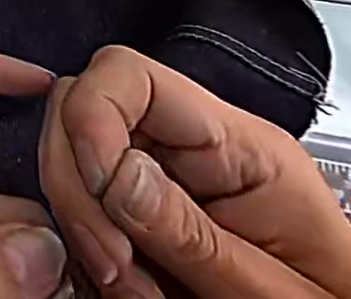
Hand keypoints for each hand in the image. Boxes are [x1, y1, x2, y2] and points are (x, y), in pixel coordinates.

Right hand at [39, 46, 350, 298]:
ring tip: (125, 283)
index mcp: (239, 145)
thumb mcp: (282, 296)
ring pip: (68, 152)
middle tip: (112, 261)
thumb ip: (197, 236)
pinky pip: (78, 201)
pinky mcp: (134, 211)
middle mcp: (187, 144)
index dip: (93, 113)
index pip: (131, 73)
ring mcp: (157, 173)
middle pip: (83, 105)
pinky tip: (118, 284)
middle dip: (78, 180)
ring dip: (80, 219)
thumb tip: (115, 174)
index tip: (99, 188)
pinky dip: (81, 243)